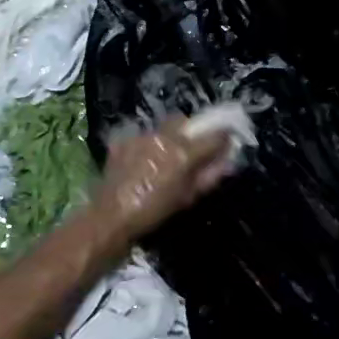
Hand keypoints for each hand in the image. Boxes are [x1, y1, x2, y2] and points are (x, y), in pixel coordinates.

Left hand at [91, 118, 234, 241]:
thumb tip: (227, 162)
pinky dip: (148, 144)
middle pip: (185, 121)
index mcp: (184, 152)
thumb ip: (209, 176)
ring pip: (163, 127)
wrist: (111, 217)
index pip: (213, 135)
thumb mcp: (187, 198)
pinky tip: (144, 160)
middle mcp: (164, 137)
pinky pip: (142, 136)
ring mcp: (141, 136)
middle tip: (193, 147)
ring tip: (165, 156)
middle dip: (193, 130)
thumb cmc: (154, 212)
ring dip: (170, 137)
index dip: (222, 137)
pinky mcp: (124, 140)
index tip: (226, 140)